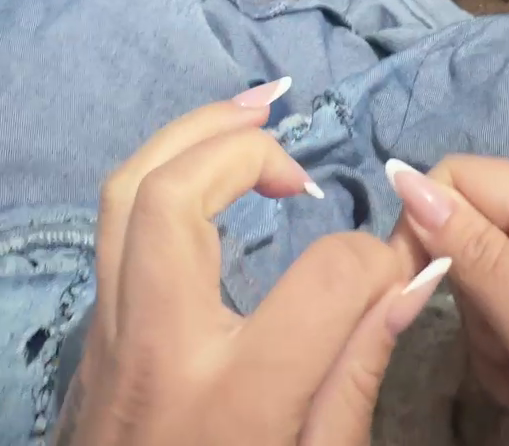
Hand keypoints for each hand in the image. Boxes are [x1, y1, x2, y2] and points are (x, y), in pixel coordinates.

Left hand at [57, 80, 452, 445]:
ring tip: (254, 107)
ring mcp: (109, 331)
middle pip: (171, 197)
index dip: (370, 258)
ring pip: (124, 191)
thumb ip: (360, 366)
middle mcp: (154, 348)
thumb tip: (413, 269)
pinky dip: (165, 165)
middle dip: (239, 146)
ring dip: (190, 131)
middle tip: (296, 152)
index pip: (317, 283)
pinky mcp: (95, 327)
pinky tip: (210, 158)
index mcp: (229, 401)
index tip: (388, 261)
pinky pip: (115, 219)